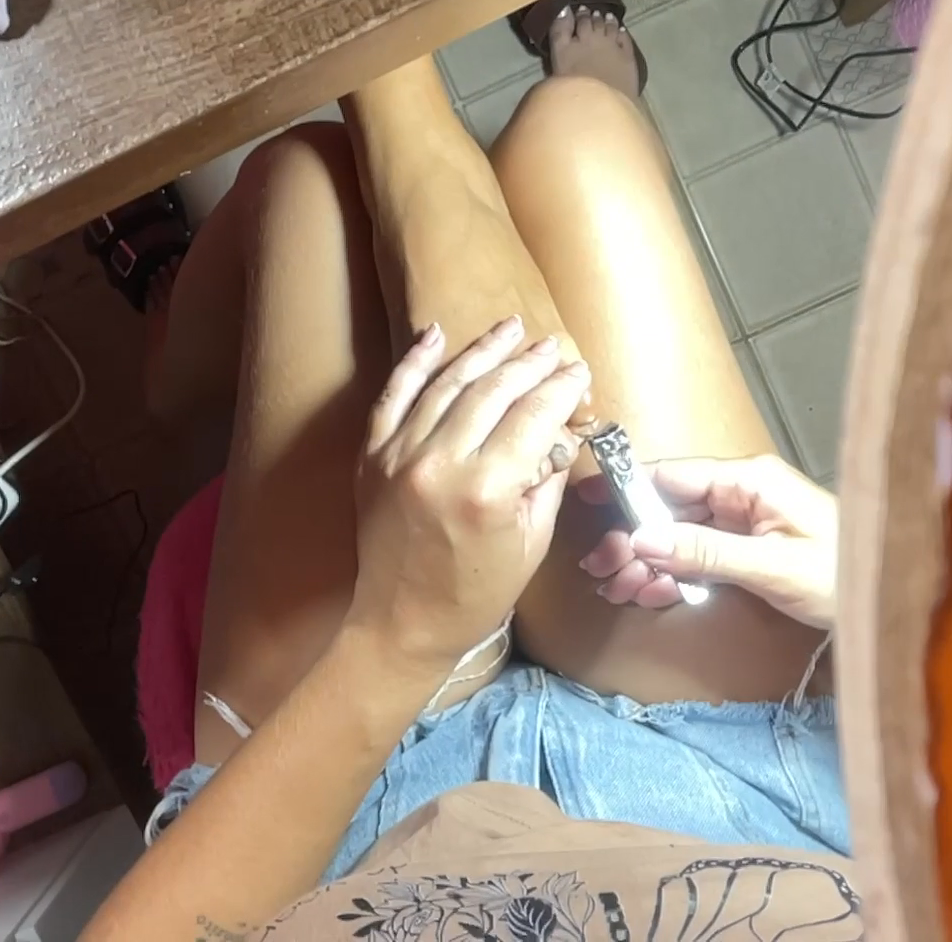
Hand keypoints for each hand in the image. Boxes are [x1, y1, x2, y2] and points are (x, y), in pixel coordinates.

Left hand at [347, 316, 591, 671]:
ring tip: (510, 328)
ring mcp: (398, 455)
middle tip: (553, 346)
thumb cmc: (476, 593)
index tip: (579, 371)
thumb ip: (545, 478)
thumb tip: (560, 430)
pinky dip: (414, 363)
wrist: (402, 623)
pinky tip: (437, 335)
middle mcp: (439, 463)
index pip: (534, 417)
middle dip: (529, 364)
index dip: (561, 389)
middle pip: (493, 392)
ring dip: (482, 352)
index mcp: (487, 490)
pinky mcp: (372, 457)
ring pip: (447, 384)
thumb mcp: (531, 542)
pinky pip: (393, 396)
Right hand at [575, 454, 835, 627]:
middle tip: (598, 569)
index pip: (671, 475)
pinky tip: (646, 593)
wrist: (898, 606)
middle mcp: (737, 496)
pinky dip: (669, 577)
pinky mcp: (743, 550)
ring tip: (615, 589)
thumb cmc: (848, 576)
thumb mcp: (774, 567)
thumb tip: (641, 539)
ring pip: (673, 538)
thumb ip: (705, 551)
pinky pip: (693, 558)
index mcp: (746, 482)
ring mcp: (739, 524)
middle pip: (666, 511)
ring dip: (643, 563)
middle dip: (630, 539)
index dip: (626, 486)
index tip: (586, 497)